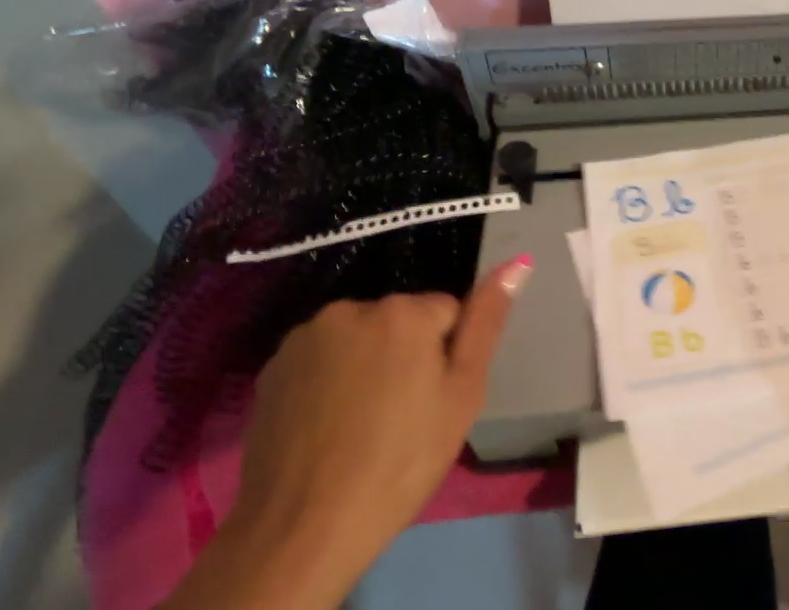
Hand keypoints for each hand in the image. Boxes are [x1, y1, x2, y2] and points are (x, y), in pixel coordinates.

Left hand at [164, 256, 532, 609]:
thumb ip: (486, 323)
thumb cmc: (402, 461)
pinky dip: (328, 383)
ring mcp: (305, 337)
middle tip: (401, 418)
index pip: (447, 313)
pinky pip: (319, 361)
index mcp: (404, 312)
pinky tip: (327, 429)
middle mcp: (352, 308)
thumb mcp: (462, 395)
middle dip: (405, 357)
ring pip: (357, 340)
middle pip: (398, 323)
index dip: (447, 359)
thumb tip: (517, 262)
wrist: (304, 526)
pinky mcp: (271, 368)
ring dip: (365, 366)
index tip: (434, 403)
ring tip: (361, 427)